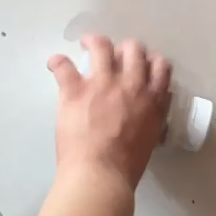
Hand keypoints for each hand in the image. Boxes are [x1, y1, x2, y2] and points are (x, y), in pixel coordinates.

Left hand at [47, 35, 171, 188]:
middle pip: (133, 49)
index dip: (151, 61)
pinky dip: (57, 62)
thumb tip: (149, 109)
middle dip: (125, 48)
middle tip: (115, 56)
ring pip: (101, 46)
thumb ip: (151, 117)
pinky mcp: (75, 90)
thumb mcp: (151, 137)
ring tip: (86, 44)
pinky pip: (63, 65)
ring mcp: (102, 84)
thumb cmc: (128, 165)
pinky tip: (55, 63)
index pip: (160, 66)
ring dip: (94, 42)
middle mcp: (130, 85)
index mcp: (151, 100)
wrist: (101, 173)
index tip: (143, 66)